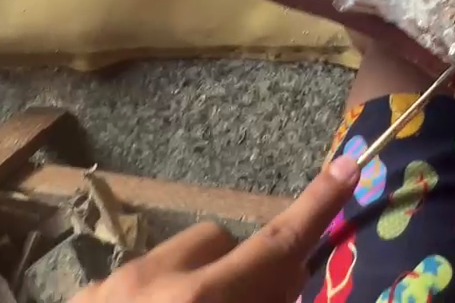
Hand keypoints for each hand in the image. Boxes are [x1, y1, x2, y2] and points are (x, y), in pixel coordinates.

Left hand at [71, 156, 358, 301]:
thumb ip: (260, 300)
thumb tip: (282, 285)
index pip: (275, 246)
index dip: (317, 207)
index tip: (350, 165)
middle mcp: (152, 284)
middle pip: (223, 242)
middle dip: (242, 272)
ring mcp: (105, 291)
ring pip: (173, 259)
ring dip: (191, 289)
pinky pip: (129, 283)